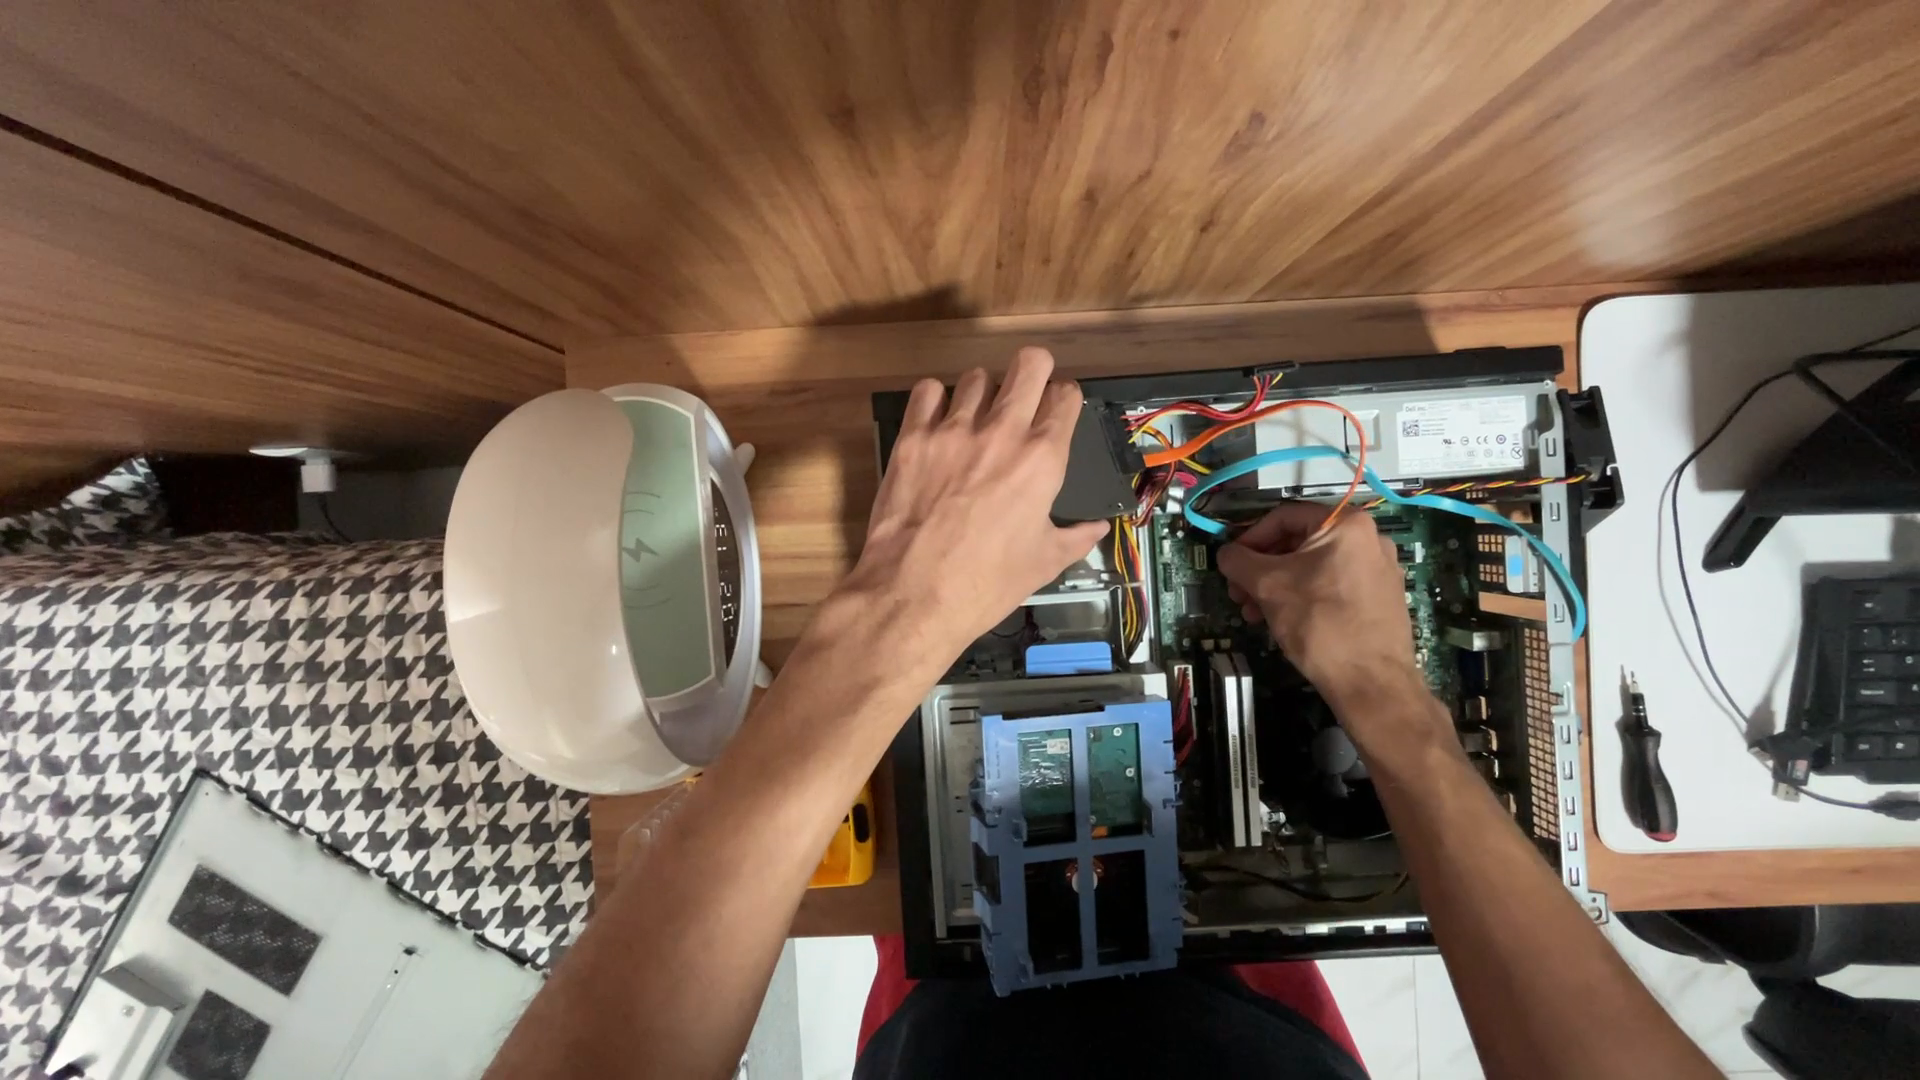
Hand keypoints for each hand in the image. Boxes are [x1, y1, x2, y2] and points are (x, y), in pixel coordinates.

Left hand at [845, 347, 1109, 656]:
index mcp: (1042, 459)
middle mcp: (1002, 432)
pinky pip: (927, 392)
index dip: (1064, 400)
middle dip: (1034, 371)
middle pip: (1029, 364)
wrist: (914, 594)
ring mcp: (953, 431)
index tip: (1056, 412)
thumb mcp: (1043, 563)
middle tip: (1026, 392)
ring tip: (976, 420)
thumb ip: (1075, 536)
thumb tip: (1096, 528)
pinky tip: (938, 423)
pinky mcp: (912, 438)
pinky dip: (936, 401)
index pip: (1065, 396)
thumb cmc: (986, 583)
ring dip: (983, 393)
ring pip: (976, 377)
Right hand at [1215, 503, 1426, 716]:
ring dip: (1275, 585)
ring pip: (1311, 566)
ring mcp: (1377, 569)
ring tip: (1253, 612)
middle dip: (1260, 568)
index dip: (1249, 538)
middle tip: (1237, 592)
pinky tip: (1280, 619)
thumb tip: (1226, 553)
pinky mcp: (1379, 597)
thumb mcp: (1267, 585)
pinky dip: (1301, 595)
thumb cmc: (1318, 621)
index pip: (1283, 517)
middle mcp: (1368, 539)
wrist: (1370, 681)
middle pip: (1297, 542)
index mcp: (1346, 524)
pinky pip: (1330, 584)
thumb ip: (1238, 560)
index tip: (1231, 563)